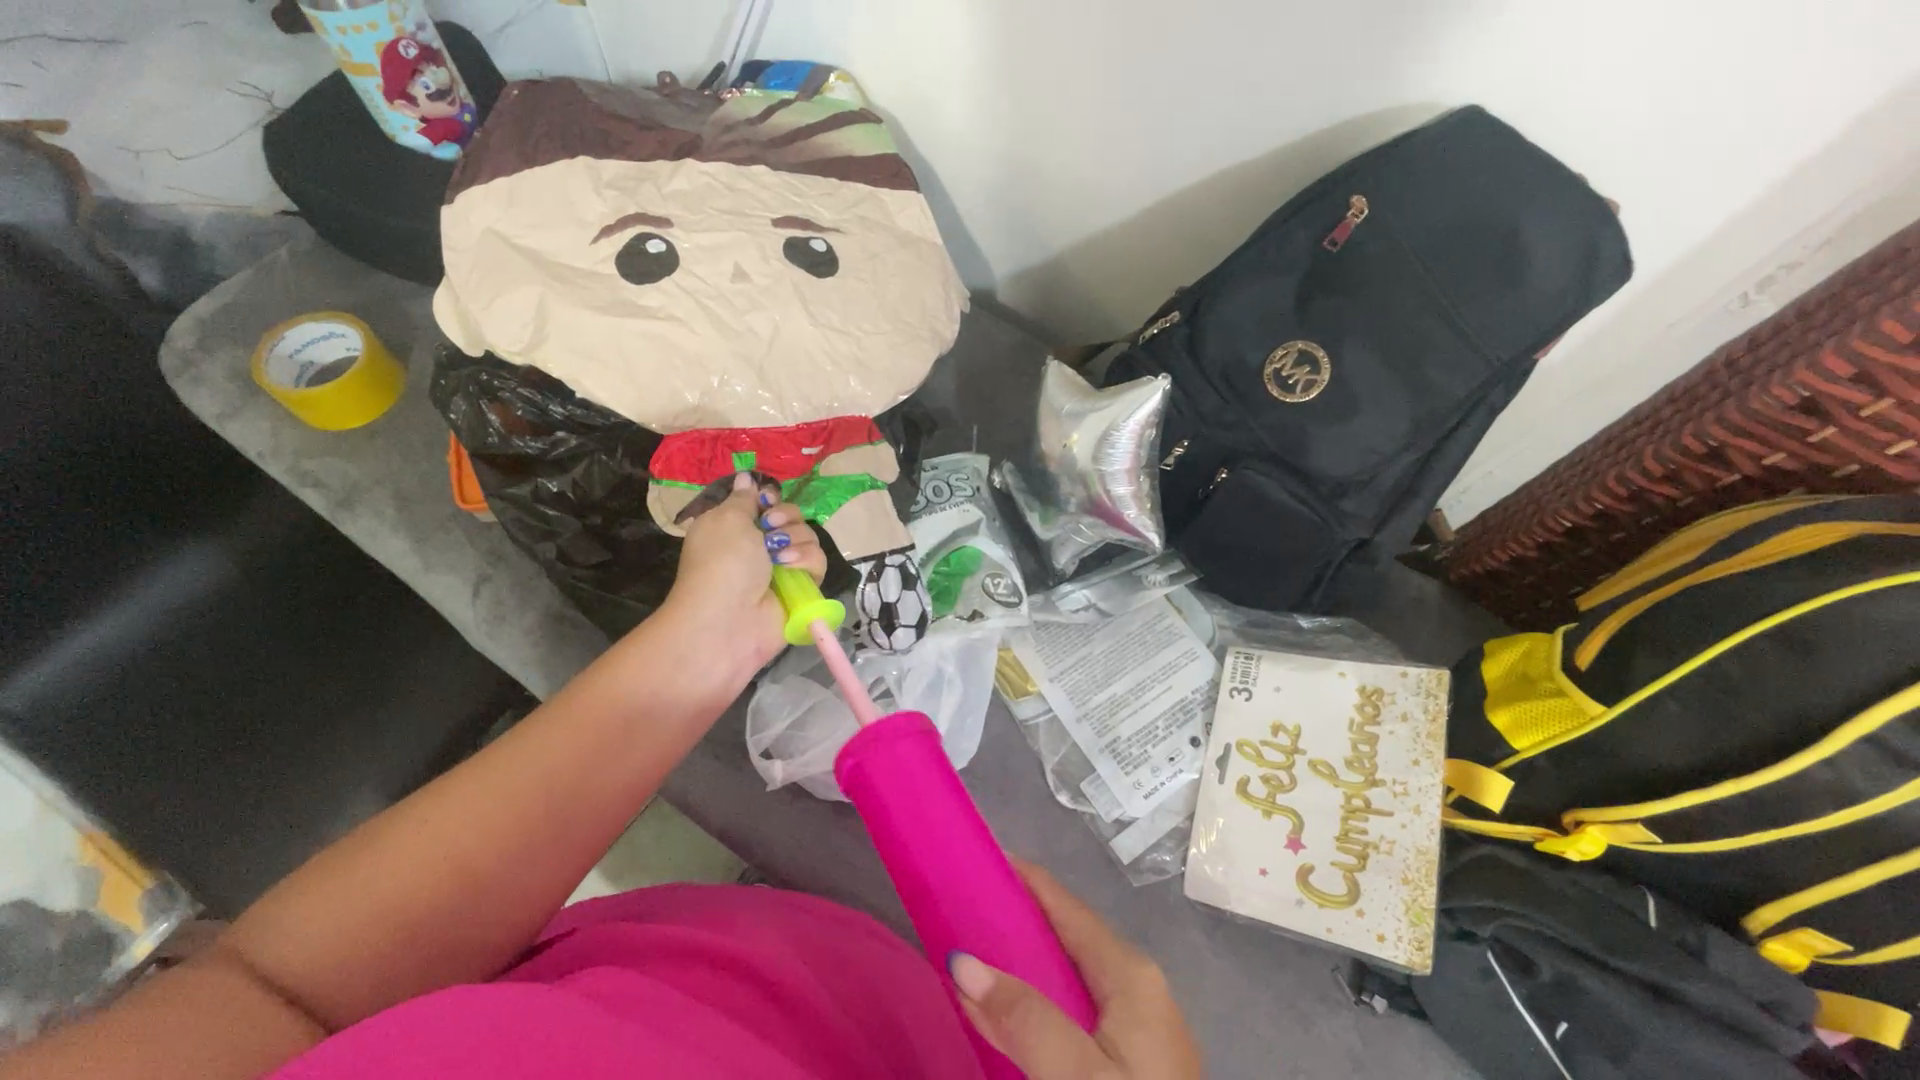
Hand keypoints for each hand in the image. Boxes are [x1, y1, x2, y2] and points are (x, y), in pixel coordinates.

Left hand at [661, 473, 826, 674]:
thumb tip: (746, 477)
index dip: (769, 498)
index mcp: (735, 527)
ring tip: (777, 556)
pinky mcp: (802, 586)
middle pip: (791, 516)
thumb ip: (743, 498)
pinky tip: (789, 568)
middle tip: (769, 528)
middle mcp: (759, 545)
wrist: (728, 617)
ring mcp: (782, 567)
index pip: (764, 502)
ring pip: (808, 536)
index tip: (766, 500)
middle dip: (784, 517)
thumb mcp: (726, 519)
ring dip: (795, 539)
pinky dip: (806, 560)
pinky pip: (817, 561)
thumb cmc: (721, 562)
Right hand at [949, 861, 1201, 1078]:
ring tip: (972, 953)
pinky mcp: (1131, 1058)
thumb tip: (961, 958)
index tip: (972, 858)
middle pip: (1065, 934)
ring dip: (1021, 961)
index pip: (1064, 905)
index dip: (1020, 878)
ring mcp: (1138, 1023)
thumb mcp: (1074, 1073)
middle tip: (957, 909)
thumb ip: (1020, 1016)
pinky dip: (1037, 998)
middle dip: (1013, 918)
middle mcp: (1138, 986)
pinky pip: (1074, 1007)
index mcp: (1130, 973)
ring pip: (1067, 973)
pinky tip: (1011, 1012)